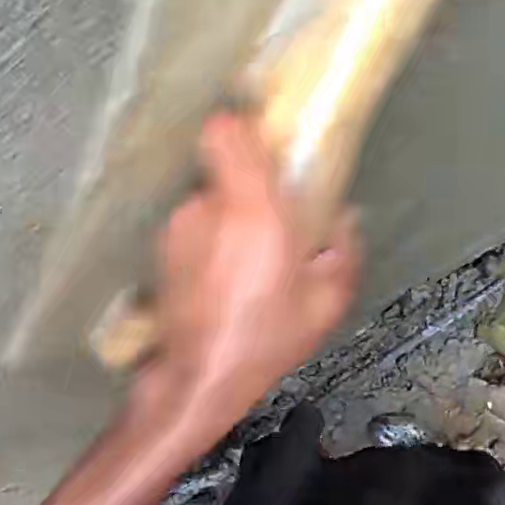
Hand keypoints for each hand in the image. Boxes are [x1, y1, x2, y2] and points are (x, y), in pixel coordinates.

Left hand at [134, 111, 360, 440]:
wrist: (198, 379)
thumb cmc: (266, 341)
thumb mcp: (325, 304)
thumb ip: (342, 250)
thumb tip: (344, 218)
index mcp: (253, 211)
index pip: (226, 131)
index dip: (243, 126)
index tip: (264, 142)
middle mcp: (206, 209)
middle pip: (224, 169)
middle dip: (246, 190)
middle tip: (267, 226)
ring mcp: (176, 229)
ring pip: (207, 203)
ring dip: (225, 221)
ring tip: (243, 265)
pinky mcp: (160, 251)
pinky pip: (190, 229)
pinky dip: (205, 243)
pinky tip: (218, 281)